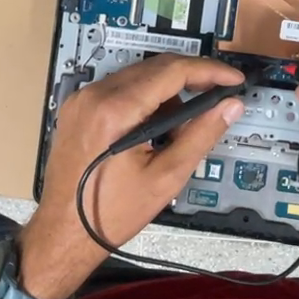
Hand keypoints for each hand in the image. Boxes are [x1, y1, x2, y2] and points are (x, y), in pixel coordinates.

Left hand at [24, 56, 245, 298]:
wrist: (65, 231)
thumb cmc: (112, 212)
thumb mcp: (166, 176)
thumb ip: (200, 135)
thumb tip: (230, 106)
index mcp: (114, 110)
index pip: (170, 71)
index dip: (208, 71)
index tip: (233, 80)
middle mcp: (93, 95)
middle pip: (152, 67)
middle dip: (190, 77)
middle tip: (218, 97)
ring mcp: (80, 100)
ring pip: (135, 76)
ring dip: (166, 90)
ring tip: (182, 126)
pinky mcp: (75, 109)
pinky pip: (116, 89)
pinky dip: (142, 98)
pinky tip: (154, 127)